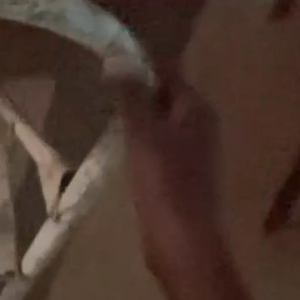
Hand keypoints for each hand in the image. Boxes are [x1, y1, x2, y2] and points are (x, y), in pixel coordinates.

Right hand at [104, 60, 226, 272]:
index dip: (138, 61)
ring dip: (135, 112)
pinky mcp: (181, 172)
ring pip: (160, 118)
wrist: (182, 244)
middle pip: (164, 93)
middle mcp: (201, 123)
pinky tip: (118, 142)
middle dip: (134, 86)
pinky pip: (158, 141)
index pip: (166, 70)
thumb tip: (117, 57)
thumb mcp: (143, 132)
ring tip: (103, 108)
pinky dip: (139, 136)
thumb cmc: (164, 183)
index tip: (106, 56)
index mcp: (197, 109)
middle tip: (99, 82)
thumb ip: (131, 94)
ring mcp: (193, 149)